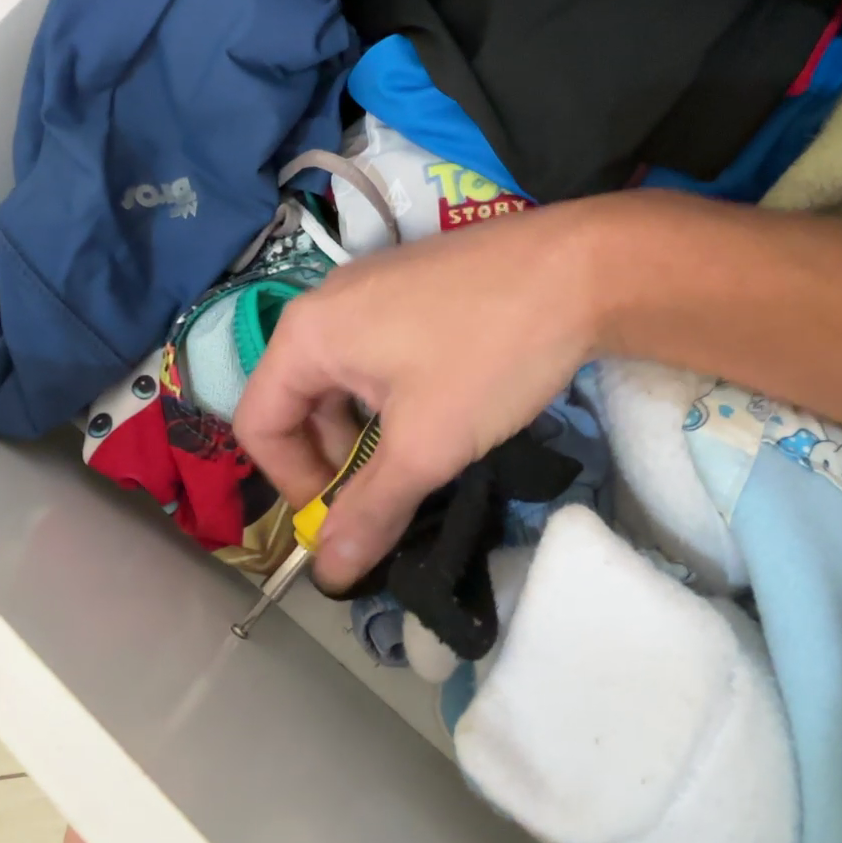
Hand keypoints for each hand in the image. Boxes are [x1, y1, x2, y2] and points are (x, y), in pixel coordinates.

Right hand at [234, 200, 605, 587]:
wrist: (582, 267)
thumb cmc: (490, 356)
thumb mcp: (427, 445)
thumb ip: (371, 511)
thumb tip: (328, 575)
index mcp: (308, 333)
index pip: (259, 424)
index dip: (294, 485)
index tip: (348, 519)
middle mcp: (326, 301)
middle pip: (299, 401)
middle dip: (335, 459)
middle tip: (390, 493)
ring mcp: (371, 285)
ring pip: (344, 379)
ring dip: (368, 430)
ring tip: (422, 454)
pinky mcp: (411, 282)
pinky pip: (377, 350)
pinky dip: (393, 394)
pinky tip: (442, 407)